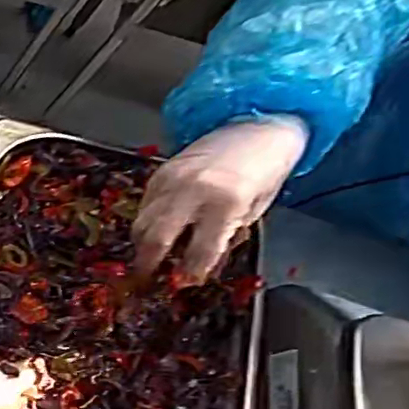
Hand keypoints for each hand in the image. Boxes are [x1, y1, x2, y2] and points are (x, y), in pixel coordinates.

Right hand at [133, 116, 306, 282]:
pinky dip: (145, 222)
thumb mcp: (256, 206)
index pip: (201, 248)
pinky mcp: (158, 175)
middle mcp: (193, 192)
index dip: (192, 269)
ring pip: (142, 224)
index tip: (186, 282)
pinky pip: (143, 207)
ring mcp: (171, 182)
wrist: (259, 125)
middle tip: (146, 276)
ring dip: (142, 244)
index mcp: (226, 202)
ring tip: (146, 255)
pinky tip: (152, 230)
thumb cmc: (266, 168)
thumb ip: (227, 233)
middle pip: (157, 238)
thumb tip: (201, 260)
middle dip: (149, 261)